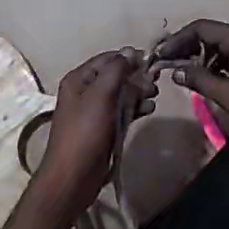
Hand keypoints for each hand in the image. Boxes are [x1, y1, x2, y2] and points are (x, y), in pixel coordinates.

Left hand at [36, 49, 146, 210]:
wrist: (73, 176)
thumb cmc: (85, 133)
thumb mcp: (100, 96)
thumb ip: (116, 71)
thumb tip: (130, 52)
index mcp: (79, 79)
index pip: (108, 59)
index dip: (129, 58)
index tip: (152, 63)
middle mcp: (85, 91)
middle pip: (116, 75)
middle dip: (136, 77)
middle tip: (155, 83)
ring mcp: (95, 111)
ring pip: (121, 93)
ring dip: (139, 92)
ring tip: (154, 96)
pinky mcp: (104, 128)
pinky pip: (122, 111)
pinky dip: (136, 108)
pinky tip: (149, 109)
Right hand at [155, 21, 228, 145]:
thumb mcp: (228, 95)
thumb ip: (199, 80)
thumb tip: (176, 71)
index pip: (200, 28)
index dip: (177, 40)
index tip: (160, 55)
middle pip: (209, 34)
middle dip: (186, 48)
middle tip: (166, 64)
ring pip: (220, 45)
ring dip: (200, 57)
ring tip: (182, 74)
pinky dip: (216, 64)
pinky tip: (205, 79)